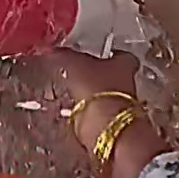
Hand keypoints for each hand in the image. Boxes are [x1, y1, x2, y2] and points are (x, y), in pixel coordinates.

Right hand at [35, 49, 170, 177]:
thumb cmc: (95, 88)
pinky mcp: (112, 127)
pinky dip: (88, 114)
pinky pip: (98, 116)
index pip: (122, 56)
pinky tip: (74, 112)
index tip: (101, 53)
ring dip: (94, 97)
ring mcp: (122, 109)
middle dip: (101, 76)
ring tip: (74, 93)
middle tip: (82, 73)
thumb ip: (63, 55)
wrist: (106, 128)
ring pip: (107, 97)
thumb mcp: (73, 64)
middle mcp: (127, 86)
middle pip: (116, 77)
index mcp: (123, 66)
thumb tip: (51, 48)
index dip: (111, 54)